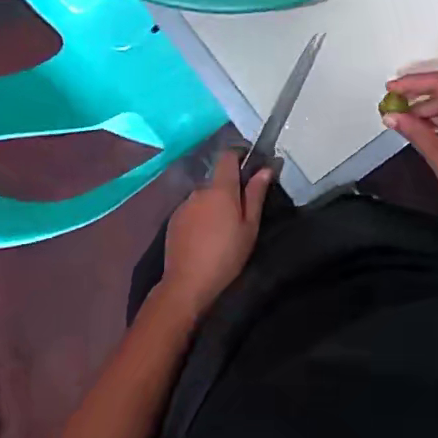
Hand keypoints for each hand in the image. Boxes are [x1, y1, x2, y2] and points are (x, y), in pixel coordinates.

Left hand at [159, 149, 272, 308]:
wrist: (188, 282)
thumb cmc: (226, 255)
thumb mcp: (249, 227)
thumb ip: (255, 195)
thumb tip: (264, 169)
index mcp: (220, 189)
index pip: (227, 157)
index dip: (238, 155)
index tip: (250, 164)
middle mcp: (199, 191)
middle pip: (216, 180)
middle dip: (229, 189)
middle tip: (241, 213)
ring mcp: (183, 205)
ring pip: (204, 197)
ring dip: (214, 205)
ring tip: (223, 230)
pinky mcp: (173, 220)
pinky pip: (192, 210)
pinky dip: (201, 217)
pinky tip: (205, 238)